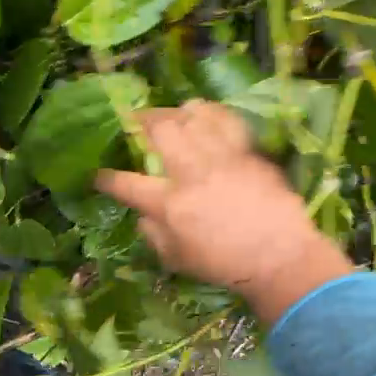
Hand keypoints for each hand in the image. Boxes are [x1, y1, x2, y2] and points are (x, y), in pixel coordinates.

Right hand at [96, 100, 352, 323]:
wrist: (279, 255)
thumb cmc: (221, 264)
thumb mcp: (174, 258)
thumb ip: (153, 233)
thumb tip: (144, 214)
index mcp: (169, 205)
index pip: (126, 184)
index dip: (105, 178)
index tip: (96, 174)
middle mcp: (192, 173)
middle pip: (162, 131)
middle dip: (141, 122)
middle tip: (132, 121)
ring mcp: (223, 158)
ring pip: (195, 117)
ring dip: (176, 111)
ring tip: (169, 113)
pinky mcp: (249, 153)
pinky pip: (227, 121)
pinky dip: (211, 112)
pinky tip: (204, 113)